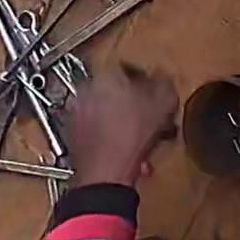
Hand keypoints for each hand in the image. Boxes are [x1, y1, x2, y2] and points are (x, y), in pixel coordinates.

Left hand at [62, 64, 177, 187]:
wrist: (106, 174)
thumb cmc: (131, 136)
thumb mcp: (164, 102)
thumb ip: (165, 83)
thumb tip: (164, 78)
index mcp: (105, 76)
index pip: (127, 66)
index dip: (146, 77)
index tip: (156, 87)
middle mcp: (86, 92)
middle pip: (117, 90)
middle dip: (137, 101)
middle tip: (152, 111)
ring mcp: (77, 116)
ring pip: (110, 112)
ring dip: (128, 121)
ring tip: (145, 135)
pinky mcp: (75, 139)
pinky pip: (101, 131)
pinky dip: (116, 137)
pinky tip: (132, 151)